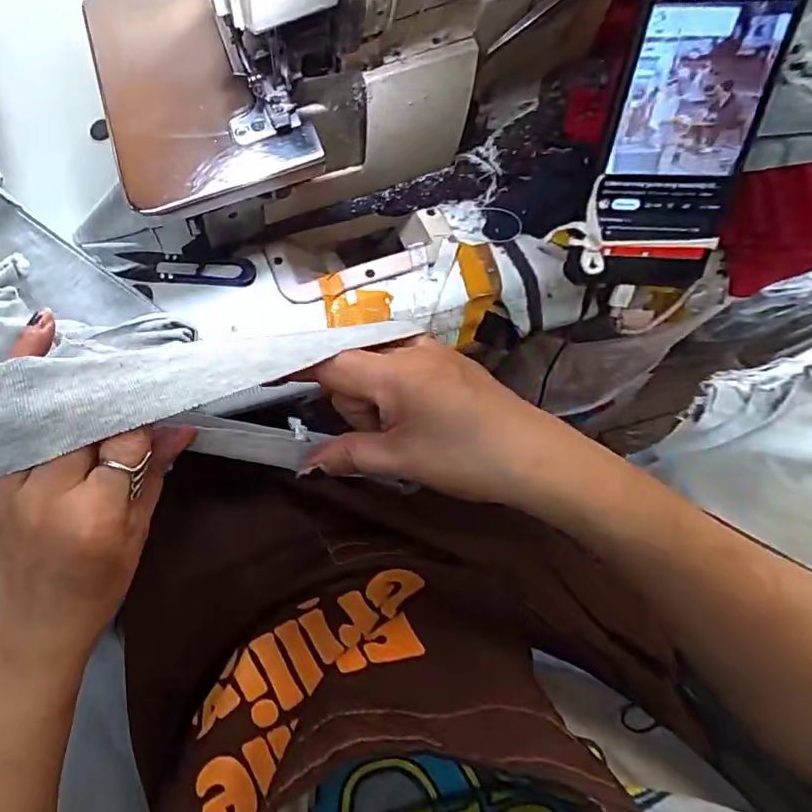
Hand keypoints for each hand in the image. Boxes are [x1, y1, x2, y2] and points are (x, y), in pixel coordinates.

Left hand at [0, 311, 194, 675]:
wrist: (38, 628)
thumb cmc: (97, 588)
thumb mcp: (137, 536)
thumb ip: (152, 475)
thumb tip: (178, 424)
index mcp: (93, 514)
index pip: (119, 441)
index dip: (134, 413)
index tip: (146, 389)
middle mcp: (45, 493)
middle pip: (69, 419)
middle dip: (90, 382)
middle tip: (103, 348)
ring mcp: (8, 489)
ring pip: (23, 417)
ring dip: (30, 370)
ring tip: (43, 327)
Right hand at [300, 335, 604, 509]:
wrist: (542, 460)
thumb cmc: (468, 458)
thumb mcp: (401, 461)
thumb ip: (347, 455)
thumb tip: (307, 461)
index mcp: (393, 371)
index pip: (327, 361)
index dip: (295, 367)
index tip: (269, 373)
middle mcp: (408, 350)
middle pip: (349, 368)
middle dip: (353, 403)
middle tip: (383, 436)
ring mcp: (431, 352)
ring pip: (373, 369)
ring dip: (375, 400)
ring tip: (409, 431)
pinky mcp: (447, 361)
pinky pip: (399, 367)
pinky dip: (393, 391)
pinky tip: (420, 415)